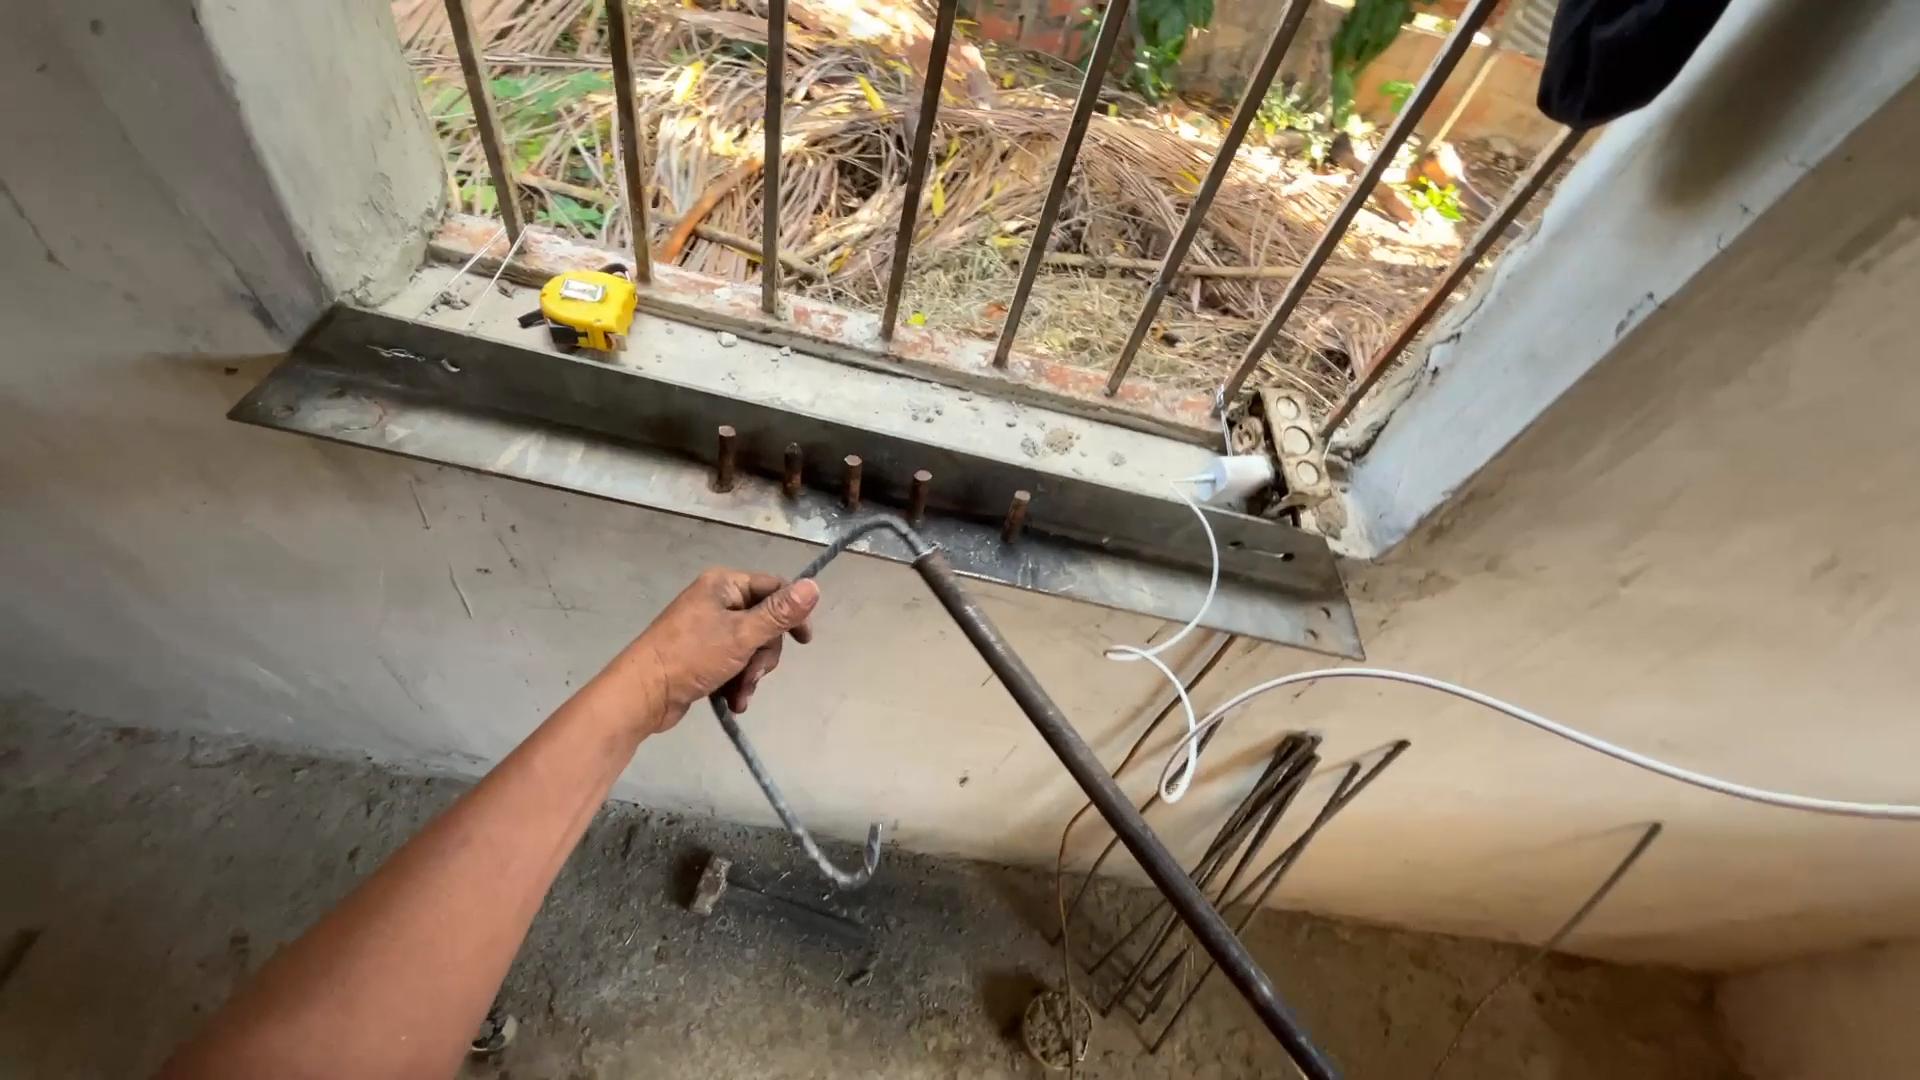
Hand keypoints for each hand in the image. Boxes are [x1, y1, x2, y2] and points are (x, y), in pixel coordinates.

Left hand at [619, 569, 819, 731]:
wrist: (641, 695)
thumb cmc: (691, 657)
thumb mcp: (742, 635)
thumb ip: (780, 613)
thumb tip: (814, 586)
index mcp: (725, 585)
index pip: (774, 589)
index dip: (792, 614)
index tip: (803, 642)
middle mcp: (718, 600)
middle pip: (765, 622)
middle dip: (764, 655)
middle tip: (754, 674)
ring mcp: (709, 628)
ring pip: (753, 646)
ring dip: (752, 673)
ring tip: (739, 694)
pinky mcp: (703, 653)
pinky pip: (735, 661)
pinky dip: (738, 681)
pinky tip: (734, 701)